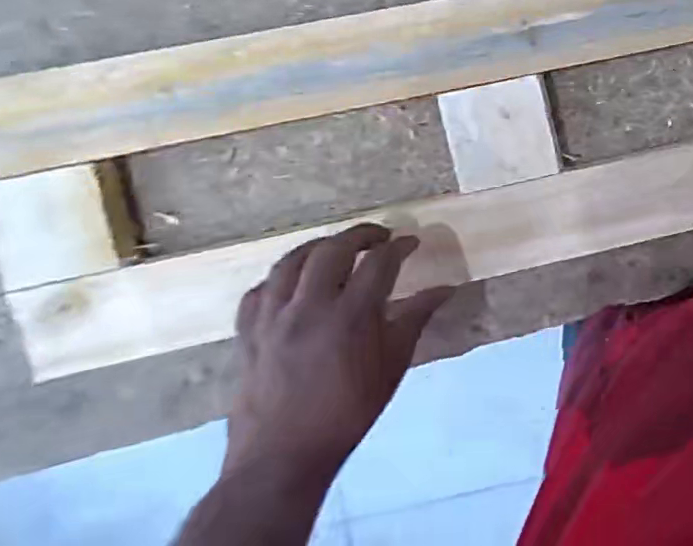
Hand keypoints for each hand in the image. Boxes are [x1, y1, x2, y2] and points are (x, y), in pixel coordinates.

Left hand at [222, 223, 452, 487]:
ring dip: (318, 247)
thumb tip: (445, 289)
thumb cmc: (349, 411)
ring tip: (336, 248)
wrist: (282, 459)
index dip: (400, 246)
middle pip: (333, 250)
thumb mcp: (394, 364)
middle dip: (360, 234)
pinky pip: (258, 292)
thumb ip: (416, 318)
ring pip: (290, 263)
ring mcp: (273, 320)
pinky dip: (278, 280)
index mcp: (351, 316)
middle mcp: (310, 308)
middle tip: (379, 237)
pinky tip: (292, 284)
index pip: (380, 262)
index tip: (412, 242)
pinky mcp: (247, 335)